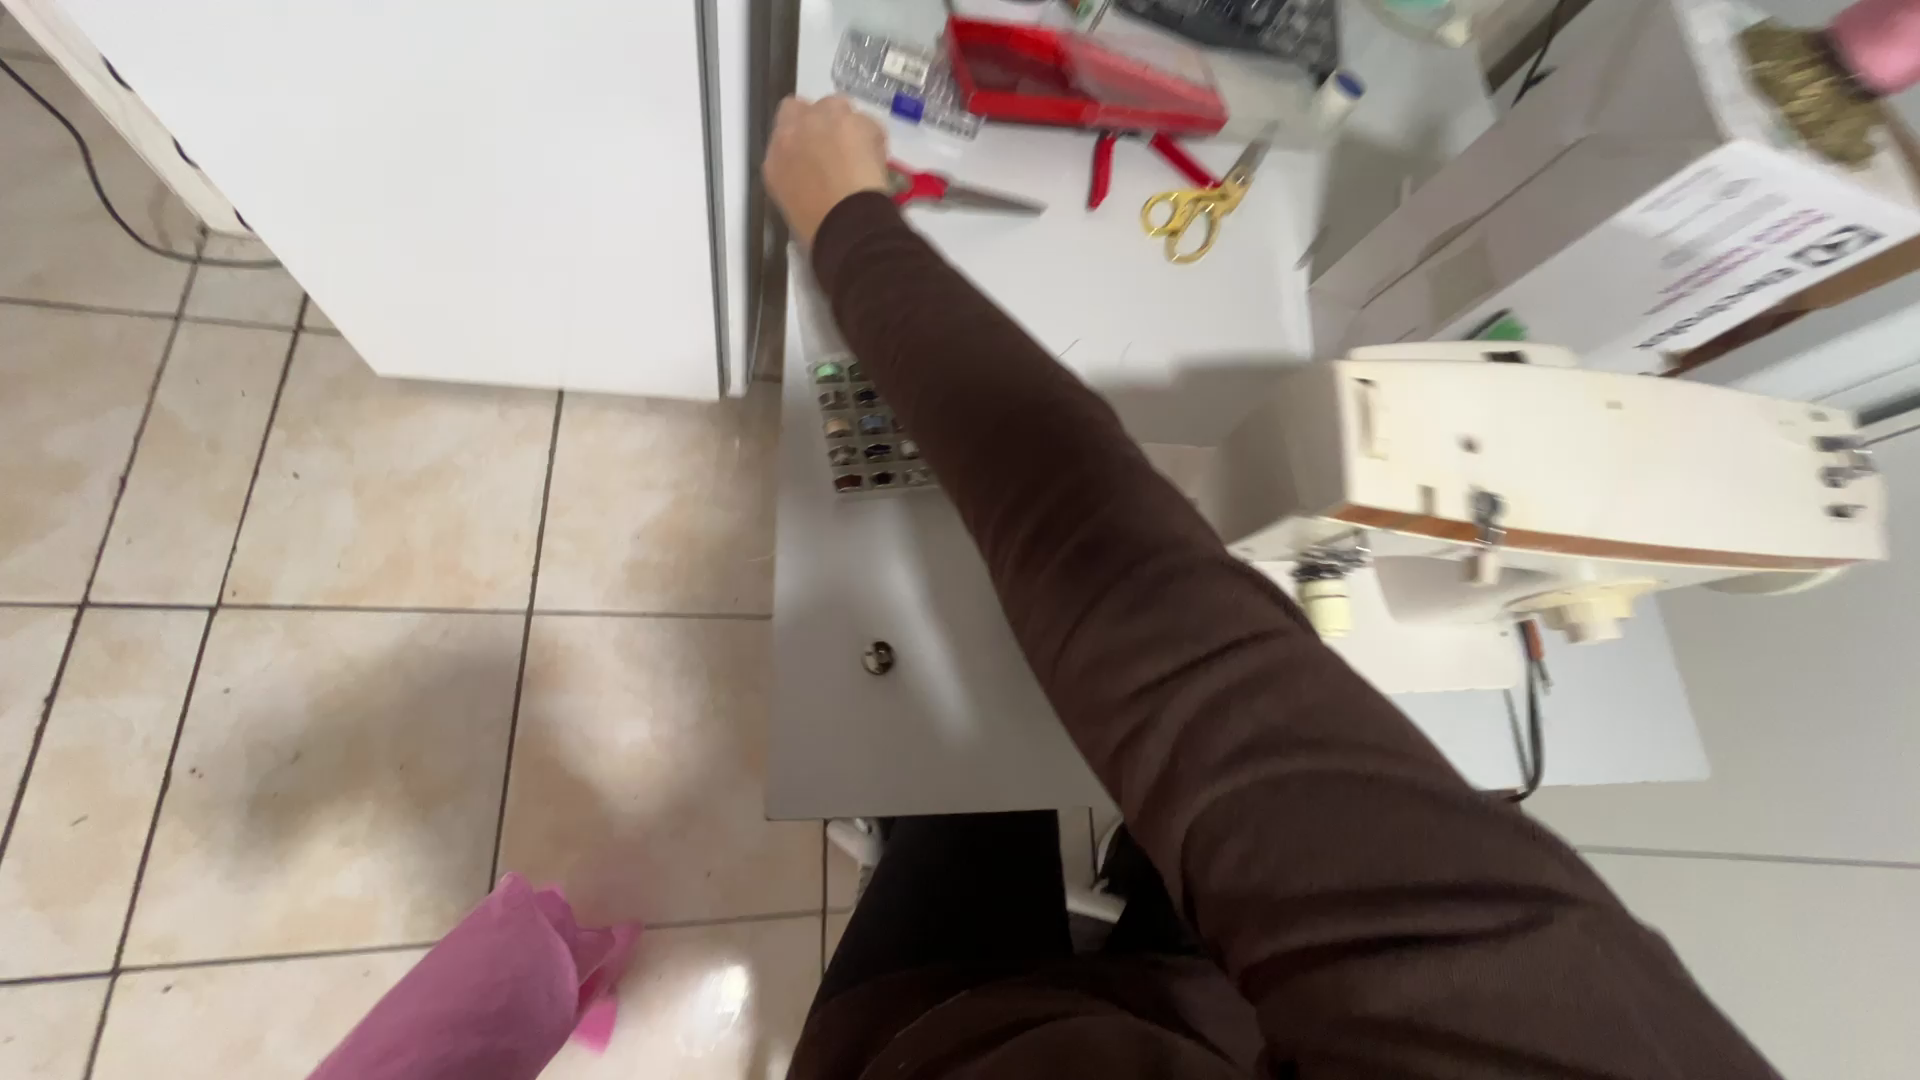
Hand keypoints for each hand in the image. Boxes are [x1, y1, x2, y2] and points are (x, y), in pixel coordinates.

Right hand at [763, 95, 890, 246]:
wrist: (846, 224)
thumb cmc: (816, 226)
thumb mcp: (789, 201)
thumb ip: (793, 174)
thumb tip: (806, 172)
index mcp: (777, 152)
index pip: (786, 123)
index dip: (804, 134)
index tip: (816, 152)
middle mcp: (798, 125)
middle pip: (813, 109)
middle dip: (826, 125)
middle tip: (840, 155)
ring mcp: (830, 118)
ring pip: (840, 109)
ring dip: (848, 128)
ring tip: (860, 159)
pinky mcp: (861, 122)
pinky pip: (869, 125)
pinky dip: (873, 141)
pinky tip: (876, 166)